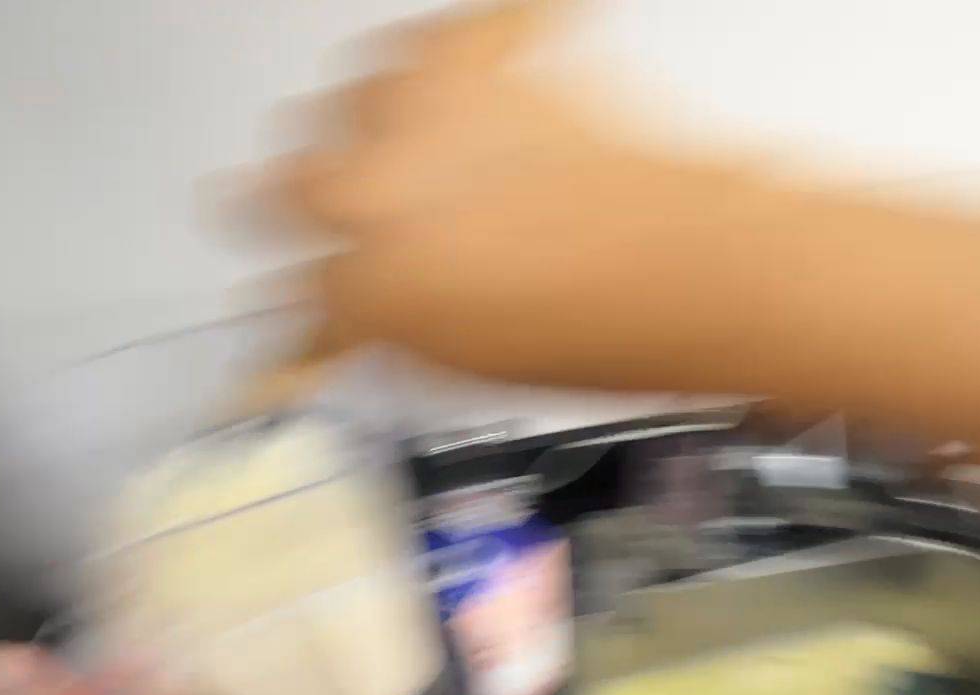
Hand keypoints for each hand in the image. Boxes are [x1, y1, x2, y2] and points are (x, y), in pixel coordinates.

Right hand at [280, 1, 762, 391]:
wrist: (688, 274)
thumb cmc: (597, 335)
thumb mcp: (468, 368)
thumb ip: (398, 334)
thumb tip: (370, 323)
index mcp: (372, 285)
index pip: (306, 298)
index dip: (311, 314)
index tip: (315, 319)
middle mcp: (379, 186)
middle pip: (291, 184)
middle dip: (305, 210)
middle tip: (339, 224)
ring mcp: (428, 111)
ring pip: (350, 97)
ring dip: (371, 130)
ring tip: (412, 157)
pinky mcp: (486, 53)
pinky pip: (447, 41)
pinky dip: (461, 66)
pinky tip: (481, 94)